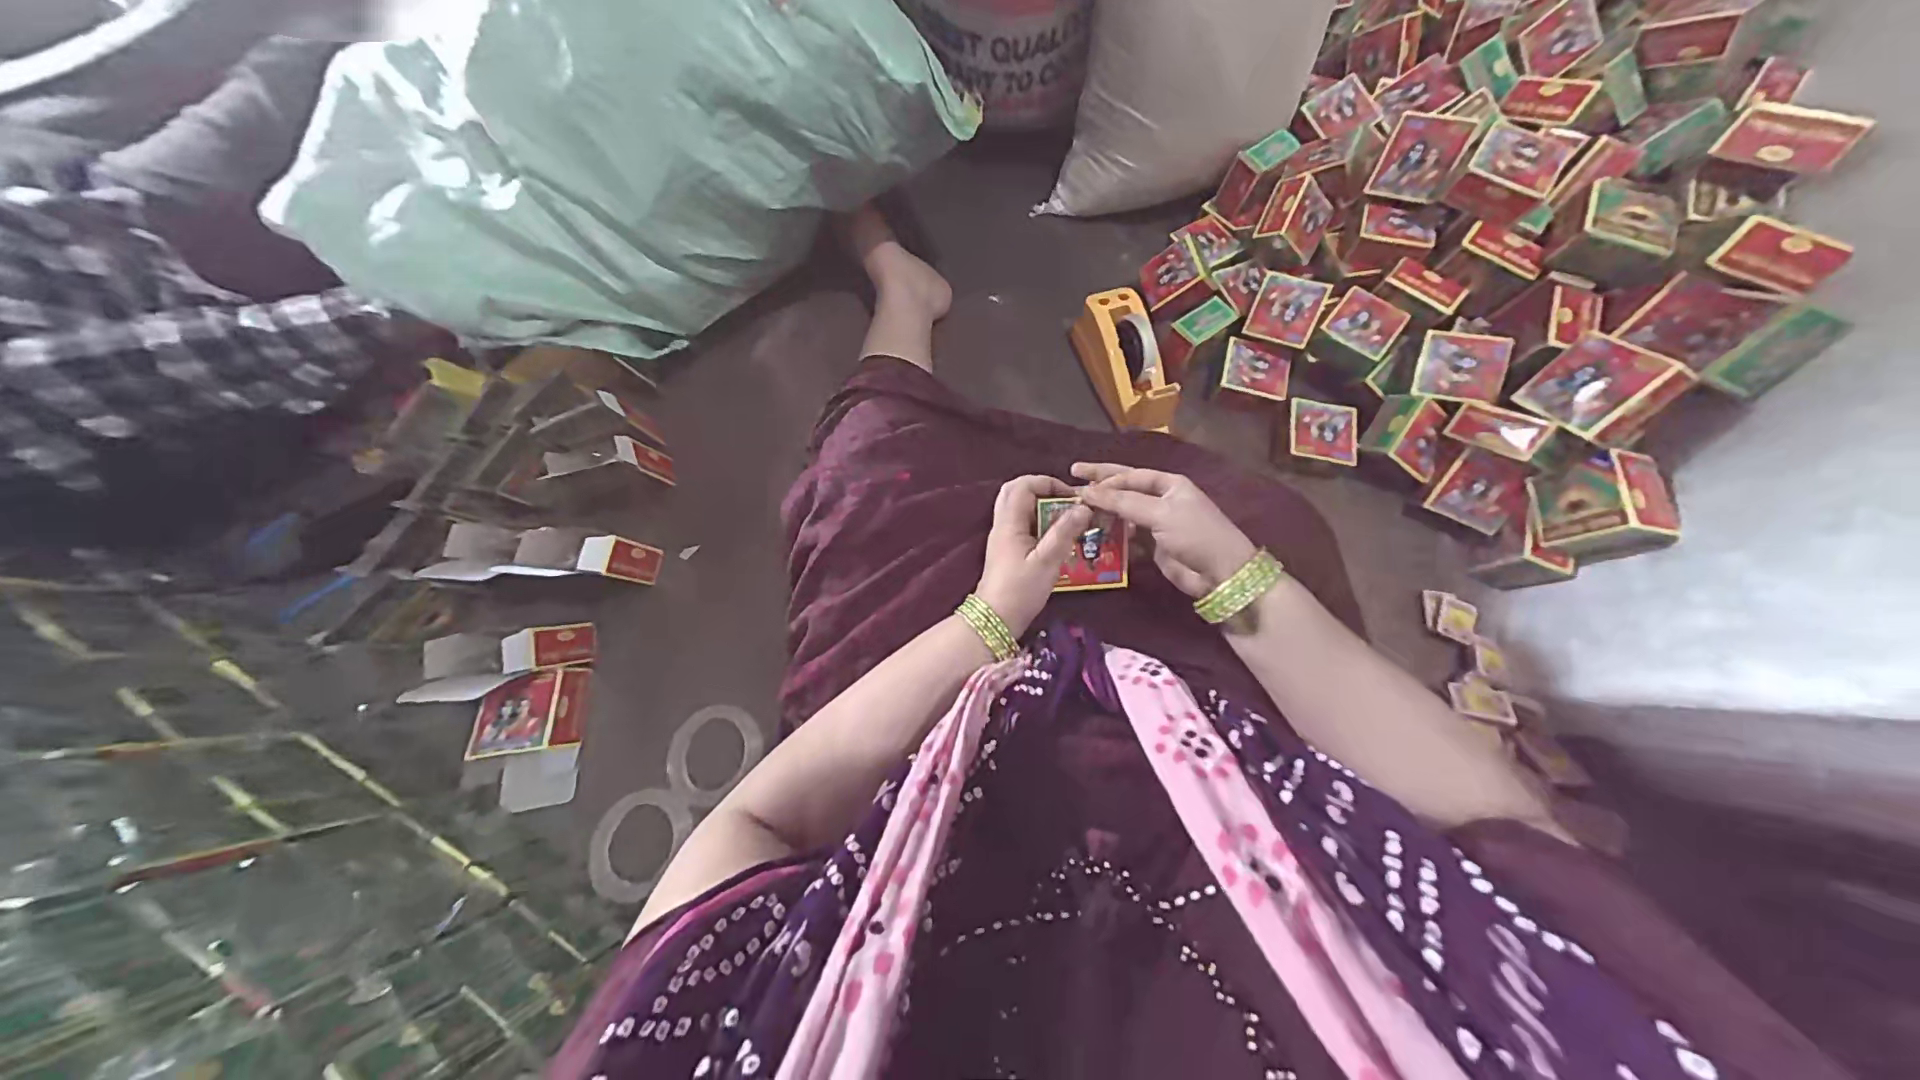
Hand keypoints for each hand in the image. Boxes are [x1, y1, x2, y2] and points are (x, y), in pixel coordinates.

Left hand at [976, 475, 1090, 637]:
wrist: (996, 619)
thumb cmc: (1021, 590)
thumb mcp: (1047, 561)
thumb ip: (1065, 531)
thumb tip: (1083, 507)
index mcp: (1009, 523)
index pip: (1022, 485)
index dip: (1047, 483)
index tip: (1070, 496)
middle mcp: (1002, 525)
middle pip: (1016, 492)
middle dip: (1043, 491)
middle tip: (1066, 502)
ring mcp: (1003, 538)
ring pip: (1019, 509)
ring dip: (1042, 507)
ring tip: (1065, 519)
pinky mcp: (1007, 550)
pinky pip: (1022, 525)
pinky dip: (1038, 523)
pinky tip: (1057, 537)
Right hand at [1072, 463, 1256, 598]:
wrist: (1220, 573)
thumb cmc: (1195, 534)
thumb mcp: (1160, 513)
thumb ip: (1123, 502)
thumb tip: (1088, 492)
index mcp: (1168, 484)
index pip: (1129, 475)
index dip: (1103, 476)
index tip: (1077, 477)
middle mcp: (1161, 500)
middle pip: (1124, 490)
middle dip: (1099, 488)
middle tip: (1070, 483)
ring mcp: (1156, 523)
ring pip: (1122, 514)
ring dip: (1102, 514)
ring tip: (1077, 513)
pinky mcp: (1152, 546)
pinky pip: (1126, 536)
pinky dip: (1111, 536)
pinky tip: (1093, 535)